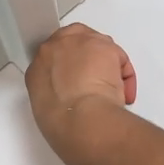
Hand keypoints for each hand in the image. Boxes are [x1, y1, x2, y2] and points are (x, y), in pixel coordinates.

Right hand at [25, 23, 136, 163]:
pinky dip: (125, 76)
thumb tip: (70, 94)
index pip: (56, 56)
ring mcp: (81, 42)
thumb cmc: (62, 122)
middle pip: (79, 44)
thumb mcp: (45, 106)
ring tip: (112, 94)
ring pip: (100, 49)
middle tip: (100, 83)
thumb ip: (56, 90)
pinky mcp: (105, 46)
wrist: (79, 119)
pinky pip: (120, 58)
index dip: (72, 68)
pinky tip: (123, 95)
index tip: (80, 81)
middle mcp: (57, 45)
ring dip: (108, 68)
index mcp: (39, 64)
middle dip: (91, 61)